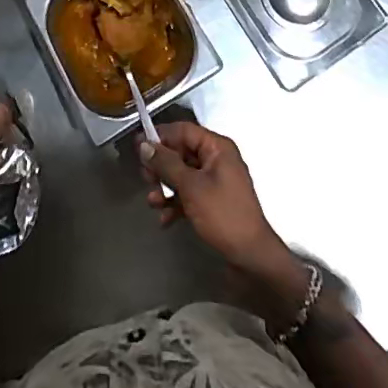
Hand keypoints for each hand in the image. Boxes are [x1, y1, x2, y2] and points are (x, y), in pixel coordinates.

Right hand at [139, 121, 292, 278]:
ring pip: (182, 175)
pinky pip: (188, 194)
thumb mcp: (191, 187)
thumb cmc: (223, 215)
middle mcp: (217, 159)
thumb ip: (166, 163)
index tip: (138, 148)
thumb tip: (144, 144)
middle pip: (181, 152)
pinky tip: (165, 219)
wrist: (250, 256)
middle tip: (146, 179)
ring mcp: (215, 181)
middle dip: (161, 166)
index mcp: (217, 148)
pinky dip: (175, 203)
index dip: (160, 136)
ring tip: (153, 202)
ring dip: (165, 187)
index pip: (183, 130)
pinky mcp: (212, 202)